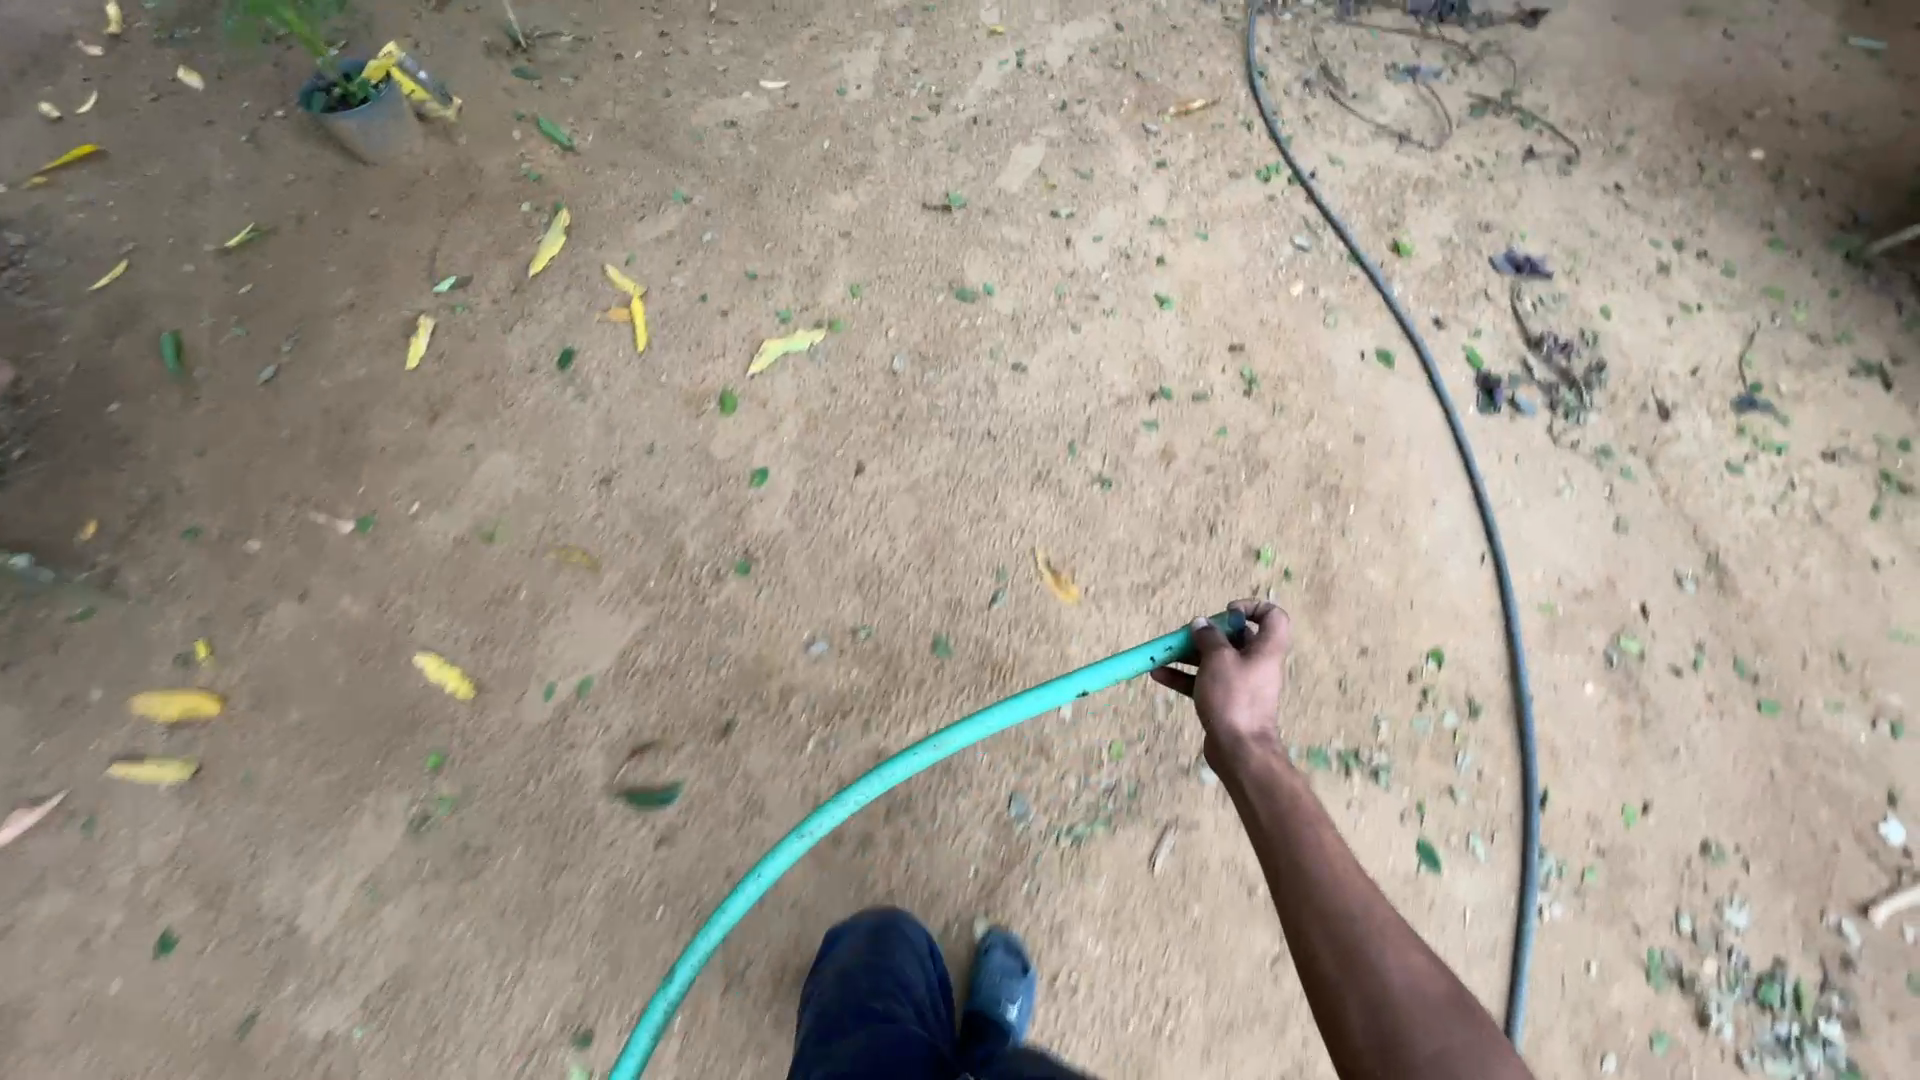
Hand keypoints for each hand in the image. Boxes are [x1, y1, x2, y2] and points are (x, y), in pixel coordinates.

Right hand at [1150, 599, 1290, 765]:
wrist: (1239, 749)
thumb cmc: (1234, 697)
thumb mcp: (1218, 659)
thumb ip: (1208, 637)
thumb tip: (1201, 624)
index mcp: (1265, 649)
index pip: (1273, 617)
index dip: (1252, 607)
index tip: (1226, 612)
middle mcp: (1256, 664)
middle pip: (1236, 638)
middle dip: (1207, 633)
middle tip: (1187, 634)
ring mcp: (1240, 684)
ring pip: (1215, 660)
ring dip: (1188, 655)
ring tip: (1163, 653)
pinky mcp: (1225, 702)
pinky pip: (1204, 681)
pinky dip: (1183, 677)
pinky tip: (1158, 674)